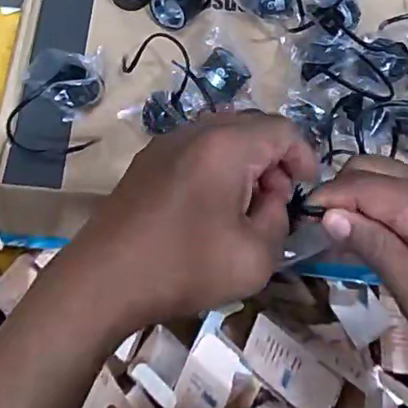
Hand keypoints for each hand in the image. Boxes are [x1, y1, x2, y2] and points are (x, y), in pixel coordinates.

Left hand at [50, 110, 316, 336]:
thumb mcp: (254, 257)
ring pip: (223, 136)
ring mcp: (167, 142)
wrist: (101, 280)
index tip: (306, 192)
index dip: (304, 156)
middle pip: (252, 126)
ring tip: (245, 207)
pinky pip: (197, 149)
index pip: (283, 129)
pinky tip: (209, 208)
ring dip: (246, 163)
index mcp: (226, 145)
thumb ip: (278, 219)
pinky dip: (217, 167)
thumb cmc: (183, 266)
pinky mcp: (148, 160)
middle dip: (275, 159)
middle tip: (276, 202)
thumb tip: (272, 198)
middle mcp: (196, 131)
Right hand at [307, 158, 407, 407]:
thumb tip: (329, 214)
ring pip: (380, 176)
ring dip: (354, 199)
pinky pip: (397, 192)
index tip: (299, 230)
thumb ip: (377, 251)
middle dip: (336, 195)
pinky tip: (370, 241)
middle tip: (319, 240)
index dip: (323, 201)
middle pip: (366, 169)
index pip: (357, 184)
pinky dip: (374, 206)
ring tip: (339, 242)